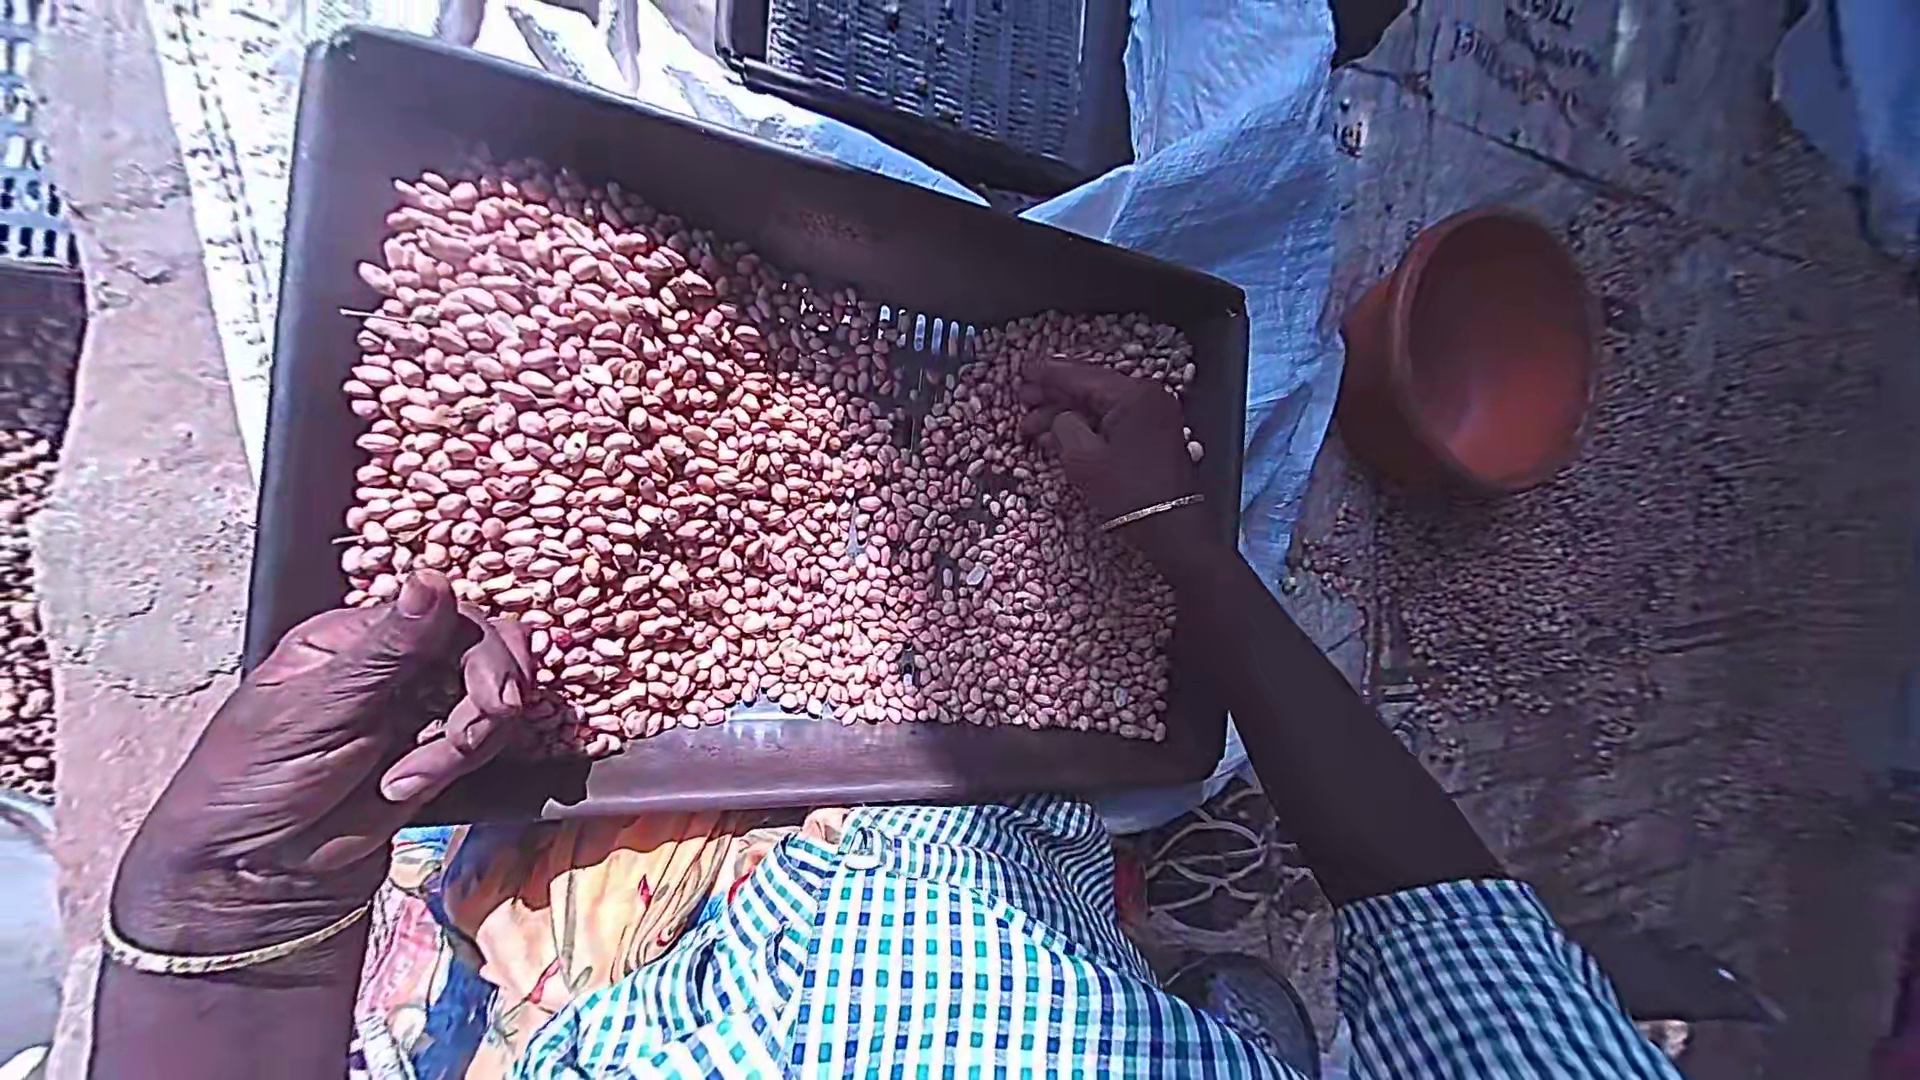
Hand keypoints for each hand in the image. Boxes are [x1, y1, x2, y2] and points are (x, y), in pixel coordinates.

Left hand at [111, 571, 534, 966]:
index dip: (486, 656)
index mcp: (363, 637)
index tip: (496, 700)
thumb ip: (387, 647)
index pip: (456, 620)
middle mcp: (406, 659)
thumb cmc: (254, 784)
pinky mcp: (447, 737)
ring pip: (500, 693)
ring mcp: (431, 698)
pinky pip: (494, 731)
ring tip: (415, 776)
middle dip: (488, 698)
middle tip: (469, 738)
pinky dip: (466, 760)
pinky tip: (413, 783)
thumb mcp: (316, 710)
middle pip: (492, 651)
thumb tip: (431, 578)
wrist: (256, 875)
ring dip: (472, 738)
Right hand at [1020, 359, 1219, 575]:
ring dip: (1065, 413)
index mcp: (1131, 394)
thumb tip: (1059, 416)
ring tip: (1033, 425)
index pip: (1080, 376)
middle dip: (1053, 394)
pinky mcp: (1151, 432)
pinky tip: (1059, 436)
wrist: (1170, 526)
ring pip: (1099, 404)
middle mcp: (1145, 395)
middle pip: (1090, 387)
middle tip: (1023, 397)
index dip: (1047, 374)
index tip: (1023, 370)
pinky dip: (1085, 425)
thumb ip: (1062, 425)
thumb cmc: (1126, 491)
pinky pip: (1111, 419)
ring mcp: (1152, 413)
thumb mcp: (1082, 458)